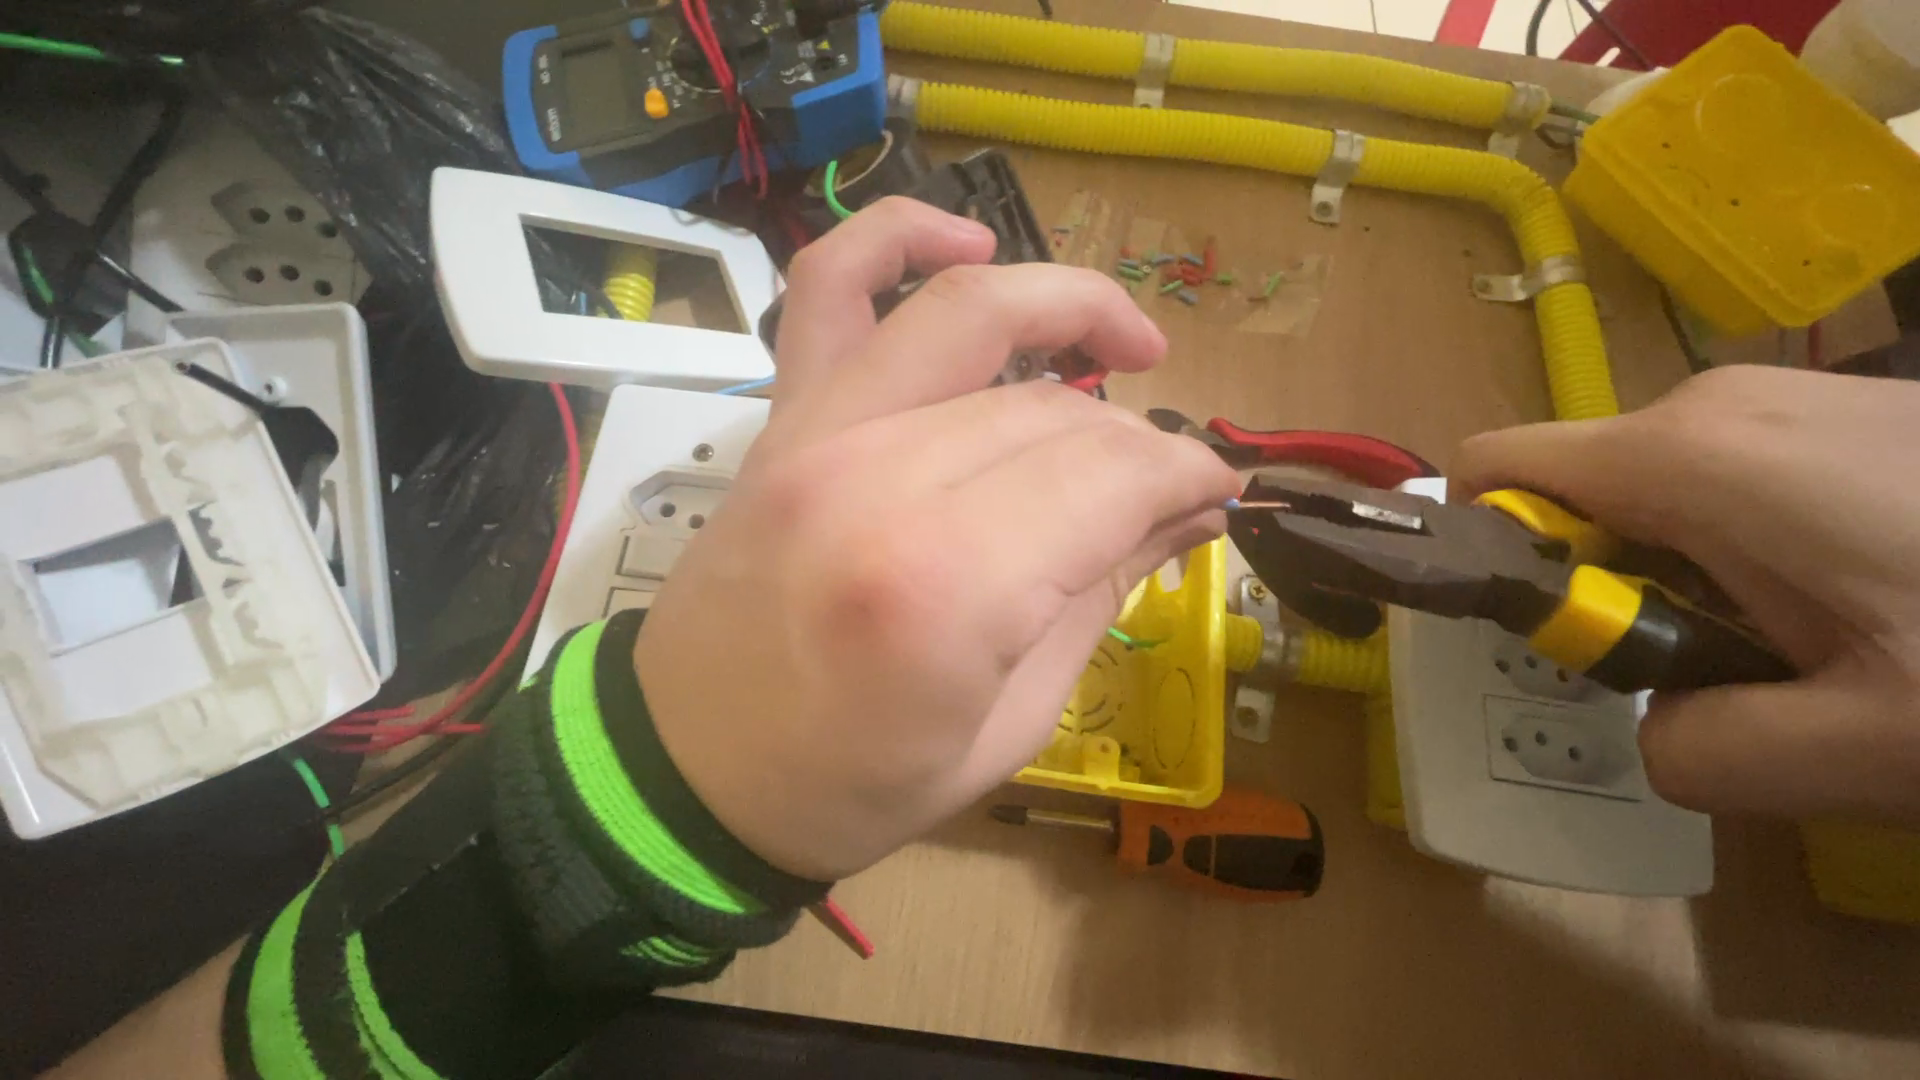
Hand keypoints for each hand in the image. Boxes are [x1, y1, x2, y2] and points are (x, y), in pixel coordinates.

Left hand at [634, 198, 1239, 879]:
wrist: (690, 770)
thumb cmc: (854, 781)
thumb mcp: (1008, 724)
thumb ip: (1099, 596)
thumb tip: (1187, 513)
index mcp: (949, 587)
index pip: (1108, 476)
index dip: (1185, 473)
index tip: (1215, 492)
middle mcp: (882, 482)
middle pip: (1051, 410)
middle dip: (1134, 434)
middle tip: (1163, 478)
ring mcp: (818, 435)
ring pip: (970, 317)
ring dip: (1065, 304)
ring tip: (1122, 339)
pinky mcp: (781, 422)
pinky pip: (828, 288)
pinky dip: (896, 237)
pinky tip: (965, 240)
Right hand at [1453, 365, 1919, 827]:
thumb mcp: (1872, 750)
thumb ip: (1702, 753)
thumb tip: (1652, 733)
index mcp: (1683, 458)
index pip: (1489, 469)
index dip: (1488, 550)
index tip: (1565, 629)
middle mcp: (1710, 404)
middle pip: (1572, 493)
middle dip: (1604, 582)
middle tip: (1712, 662)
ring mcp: (1783, 397)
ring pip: (1649, 491)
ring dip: (1680, 574)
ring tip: (1805, 638)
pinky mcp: (1839, 408)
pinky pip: (1722, 477)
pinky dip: (1740, 546)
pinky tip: (1856, 596)